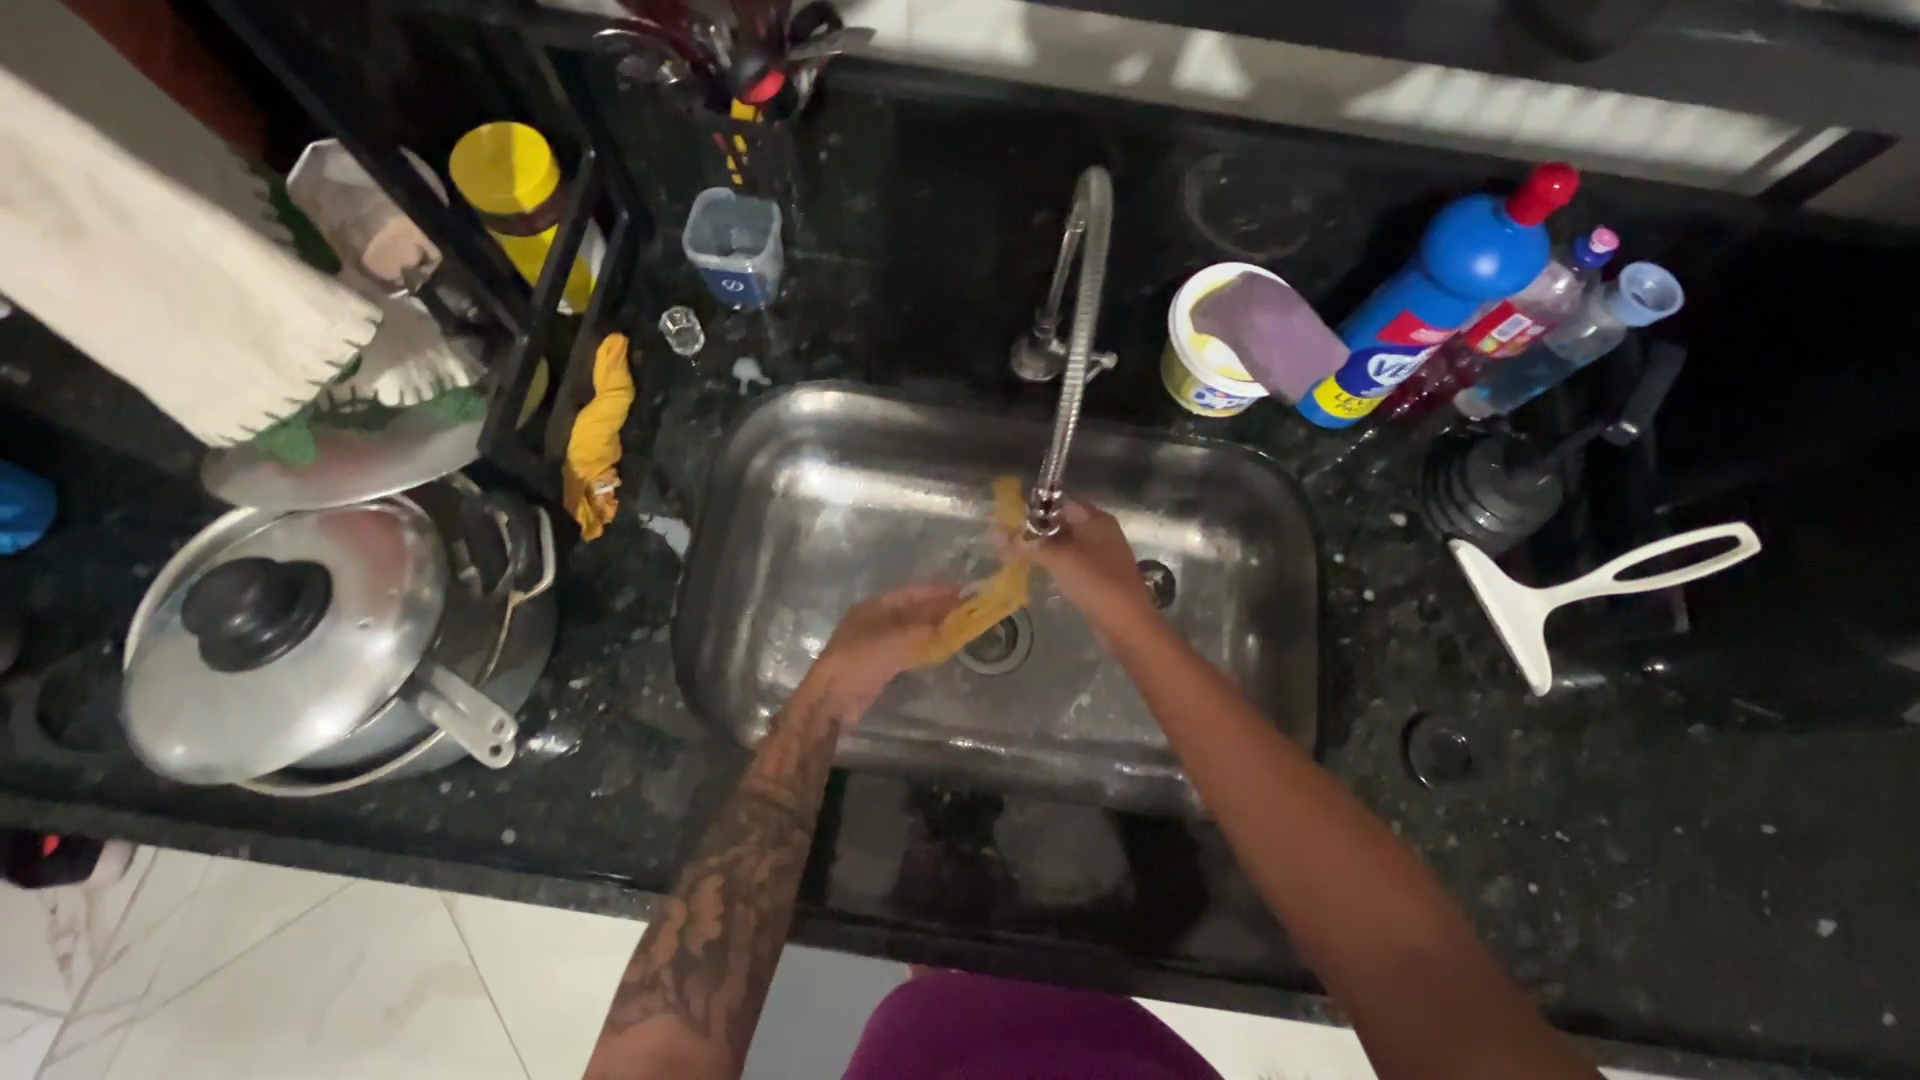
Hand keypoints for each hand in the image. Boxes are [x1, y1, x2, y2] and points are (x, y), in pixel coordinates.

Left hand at [808, 583, 961, 727]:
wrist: (832, 698)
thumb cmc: (859, 660)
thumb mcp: (895, 640)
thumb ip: (924, 629)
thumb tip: (951, 622)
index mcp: (873, 606)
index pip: (910, 592)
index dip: (935, 591)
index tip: (961, 591)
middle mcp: (874, 620)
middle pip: (911, 610)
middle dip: (936, 609)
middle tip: (965, 610)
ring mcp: (875, 642)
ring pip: (910, 629)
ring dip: (932, 627)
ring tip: (958, 626)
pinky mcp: (878, 663)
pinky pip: (906, 647)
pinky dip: (924, 645)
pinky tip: (939, 648)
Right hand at [998, 499, 1159, 634]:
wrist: (1127, 623)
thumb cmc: (1095, 581)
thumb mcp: (1058, 558)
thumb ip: (1027, 543)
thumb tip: (993, 531)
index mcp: (1097, 520)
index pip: (1062, 503)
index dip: (1036, 509)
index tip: (1009, 518)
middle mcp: (1101, 533)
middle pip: (1064, 524)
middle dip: (1037, 530)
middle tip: (1008, 539)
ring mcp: (1102, 557)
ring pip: (1067, 546)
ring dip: (1045, 549)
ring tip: (1017, 556)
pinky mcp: (1100, 578)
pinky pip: (1073, 564)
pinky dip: (1056, 565)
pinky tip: (1039, 573)